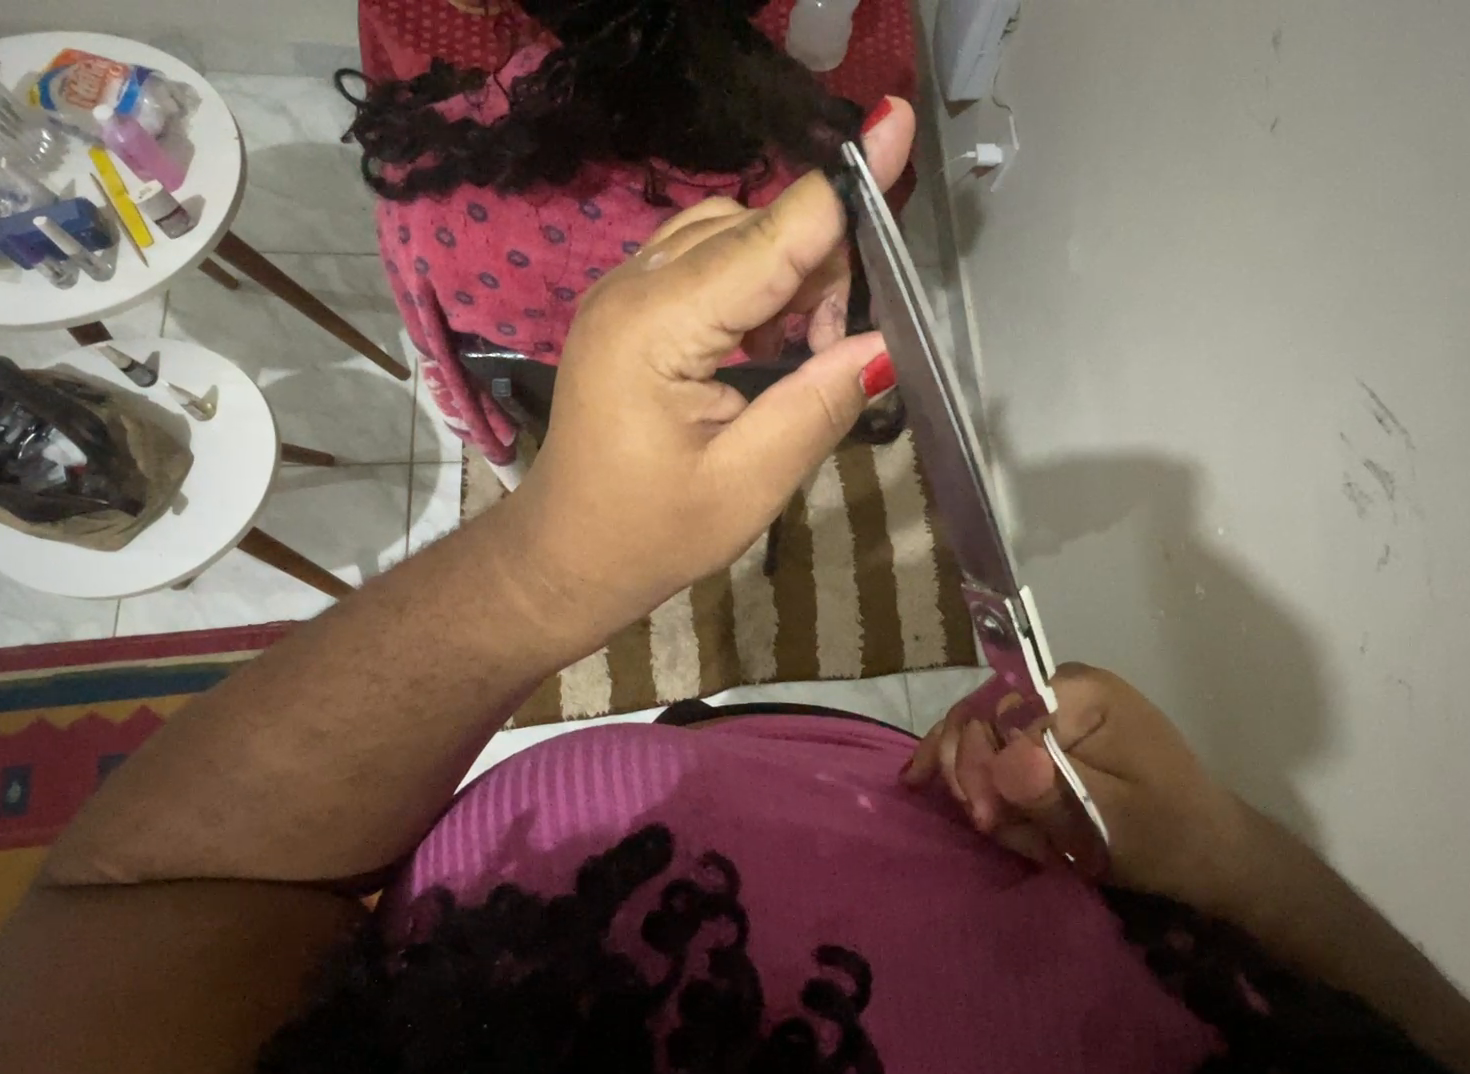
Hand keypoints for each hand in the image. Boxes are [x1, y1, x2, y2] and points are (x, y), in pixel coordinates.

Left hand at [501, 99, 913, 646]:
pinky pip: (706, 261)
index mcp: (657, 327)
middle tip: (829, 354)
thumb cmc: (651, 533)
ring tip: (795, 355)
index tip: (900, 124)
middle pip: (753, 226)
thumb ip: (816, 407)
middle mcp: (634, 287)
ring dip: (788, 276)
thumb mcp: (748, 487)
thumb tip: (883, 346)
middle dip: (818, 266)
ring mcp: (624, 290)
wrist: (568, 553)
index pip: (769, 236)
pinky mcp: (630, 306)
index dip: (841, 188)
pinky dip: (755, 287)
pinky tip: (762, 346)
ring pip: (731, 235)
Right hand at [902, 663, 1248, 909]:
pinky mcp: (1052, 732)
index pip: (999, 710)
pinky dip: (971, 766)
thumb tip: (1004, 762)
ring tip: (996, 826)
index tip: (982, 816)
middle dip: (972, 771)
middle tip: (985, 824)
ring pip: (980, 731)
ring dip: (976, 780)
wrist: (1210, 851)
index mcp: (1081, 693)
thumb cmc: (1167, 836)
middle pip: (982, 716)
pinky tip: (938, 781)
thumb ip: (1053, 791)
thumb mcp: (1110, 821)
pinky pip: (995, 741)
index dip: (978, 760)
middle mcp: (1061, 687)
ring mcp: (1055, 708)